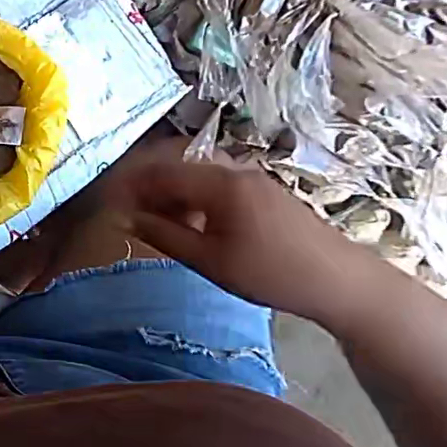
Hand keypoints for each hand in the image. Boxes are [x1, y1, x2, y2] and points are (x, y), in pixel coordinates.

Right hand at [111, 160, 398, 328]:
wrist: (338, 280)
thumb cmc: (269, 273)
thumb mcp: (209, 260)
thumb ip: (165, 235)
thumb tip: (125, 219)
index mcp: (220, 183)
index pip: (162, 172)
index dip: (131, 185)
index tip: (109, 204)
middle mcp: (235, 170)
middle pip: (179, 166)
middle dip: (149, 186)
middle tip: (129, 214)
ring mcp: (252, 177)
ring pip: (198, 174)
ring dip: (172, 192)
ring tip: (157, 223)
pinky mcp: (262, 190)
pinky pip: (217, 183)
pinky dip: (194, 197)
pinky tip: (191, 223)